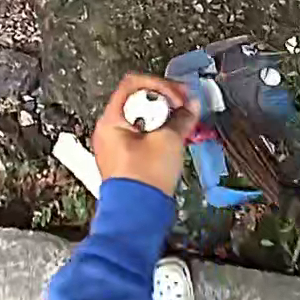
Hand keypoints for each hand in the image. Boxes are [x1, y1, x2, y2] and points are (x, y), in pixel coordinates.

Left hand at [91, 73, 197, 194]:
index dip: (160, 86)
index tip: (179, 97)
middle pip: (137, 99)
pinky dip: (159, 132)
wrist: (137, 215)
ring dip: (164, 117)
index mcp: (111, 120)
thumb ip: (181, 118)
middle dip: (164, 101)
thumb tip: (190, 106)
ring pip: (141, 118)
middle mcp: (109, 129)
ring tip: (184, 123)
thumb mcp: (168, 141)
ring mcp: (115, 144)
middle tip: (185, 107)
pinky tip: (175, 138)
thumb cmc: (145, 180)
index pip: (133, 84)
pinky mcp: (125, 157)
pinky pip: (142, 134)